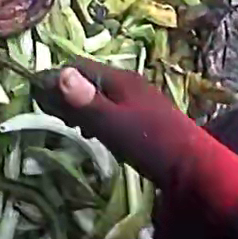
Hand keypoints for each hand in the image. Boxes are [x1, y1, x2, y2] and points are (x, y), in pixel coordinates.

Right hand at [33, 60, 237, 219]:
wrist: (198, 172)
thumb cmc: (152, 145)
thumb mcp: (113, 124)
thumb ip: (85, 101)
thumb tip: (58, 73)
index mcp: (120, 79)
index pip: (77, 66)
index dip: (56, 79)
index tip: (40, 100)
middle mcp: (129, 84)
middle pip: (87, 79)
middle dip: (67, 94)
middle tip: (54, 117)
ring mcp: (138, 100)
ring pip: (98, 95)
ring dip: (81, 107)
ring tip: (73, 128)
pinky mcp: (144, 118)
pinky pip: (110, 109)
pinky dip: (96, 117)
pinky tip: (96, 135)